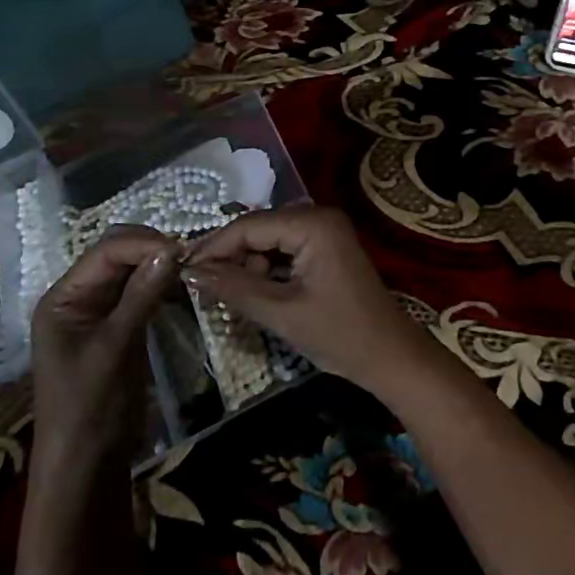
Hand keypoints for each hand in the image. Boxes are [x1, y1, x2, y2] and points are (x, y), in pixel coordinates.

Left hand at [30, 226, 178, 469]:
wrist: (86, 464)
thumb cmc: (90, 407)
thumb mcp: (115, 349)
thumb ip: (140, 297)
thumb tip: (170, 250)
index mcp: (63, 297)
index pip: (104, 252)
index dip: (142, 244)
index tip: (182, 250)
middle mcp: (78, 297)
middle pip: (115, 255)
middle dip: (150, 250)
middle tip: (189, 259)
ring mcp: (99, 312)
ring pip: (130, 273)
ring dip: (158, 266)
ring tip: (190, 269)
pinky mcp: (119, 328)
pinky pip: (139, 294)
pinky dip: (159, 287)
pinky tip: (181, 288)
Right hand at [181, 206, 431, 394]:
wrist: (392, 358)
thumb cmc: (340, 336)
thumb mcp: (281, 313)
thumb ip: (234, 288)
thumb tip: (190, 273)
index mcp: (311, 224)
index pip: (248, 227)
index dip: (213, 247)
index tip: (182, 268)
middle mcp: (317, 216)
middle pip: (257, 228)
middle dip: (229, 256)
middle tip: (202, 284)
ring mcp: (323, 230)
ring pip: (268, 238)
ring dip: (247, 263)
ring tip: (232, 293)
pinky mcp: (325, 246)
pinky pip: (284, 248)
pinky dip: (266, 267)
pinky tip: (254, 289)